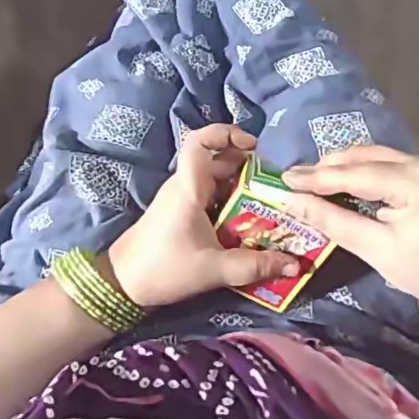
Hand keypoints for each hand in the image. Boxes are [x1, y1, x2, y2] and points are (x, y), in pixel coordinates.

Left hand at [107, 125, 299, 307]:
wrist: (123, 284)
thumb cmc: (164, 268)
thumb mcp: (214, 269)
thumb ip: (255, 266)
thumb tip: (295, 264)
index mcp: (188, 188)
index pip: (199, 142)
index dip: (226, 134)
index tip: (252, 146)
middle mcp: (184, 187)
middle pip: (216, 161)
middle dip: (246, 166)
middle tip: (273, 183)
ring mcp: (181, 200)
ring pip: (215, 180)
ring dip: (240, 187)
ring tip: (267, 203)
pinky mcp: (181, 214)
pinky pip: (210, 198)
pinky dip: (229, 202)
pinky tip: (248, 221)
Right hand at [278, 146, 418, 315]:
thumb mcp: (372, 248)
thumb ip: (331, 220)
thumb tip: (290, 200)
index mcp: (416, 182)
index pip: (356, 173)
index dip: (316, 176)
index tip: (283, 179)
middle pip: (363, 157)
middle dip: (326, 168)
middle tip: (292, 179)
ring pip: (372, 156)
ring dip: (340, 167)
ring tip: (308, 180)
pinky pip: (383, 163)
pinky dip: (358, 171)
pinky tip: (337, 181)